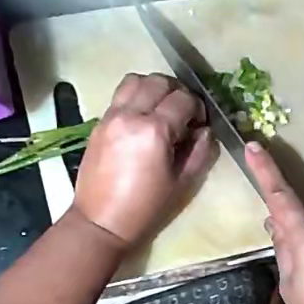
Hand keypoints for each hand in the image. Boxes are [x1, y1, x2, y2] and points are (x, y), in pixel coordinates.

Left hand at [70, 74, 214, 246]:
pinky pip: (120, 95)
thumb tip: (205, 130)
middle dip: (177, 92)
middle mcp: (130, 115)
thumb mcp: (182, 183)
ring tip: (161, 108)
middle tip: (183, 113)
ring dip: (153, 88)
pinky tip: (142, 118)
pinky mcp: (99, 123)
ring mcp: (111, 116)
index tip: (200, 123)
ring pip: (136, 80)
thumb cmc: (145, 208)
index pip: (183, 99)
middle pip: (159, 81)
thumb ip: (200, 152)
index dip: (198, 108)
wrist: (101, 222)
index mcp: (154, 131)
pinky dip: (135, 97)